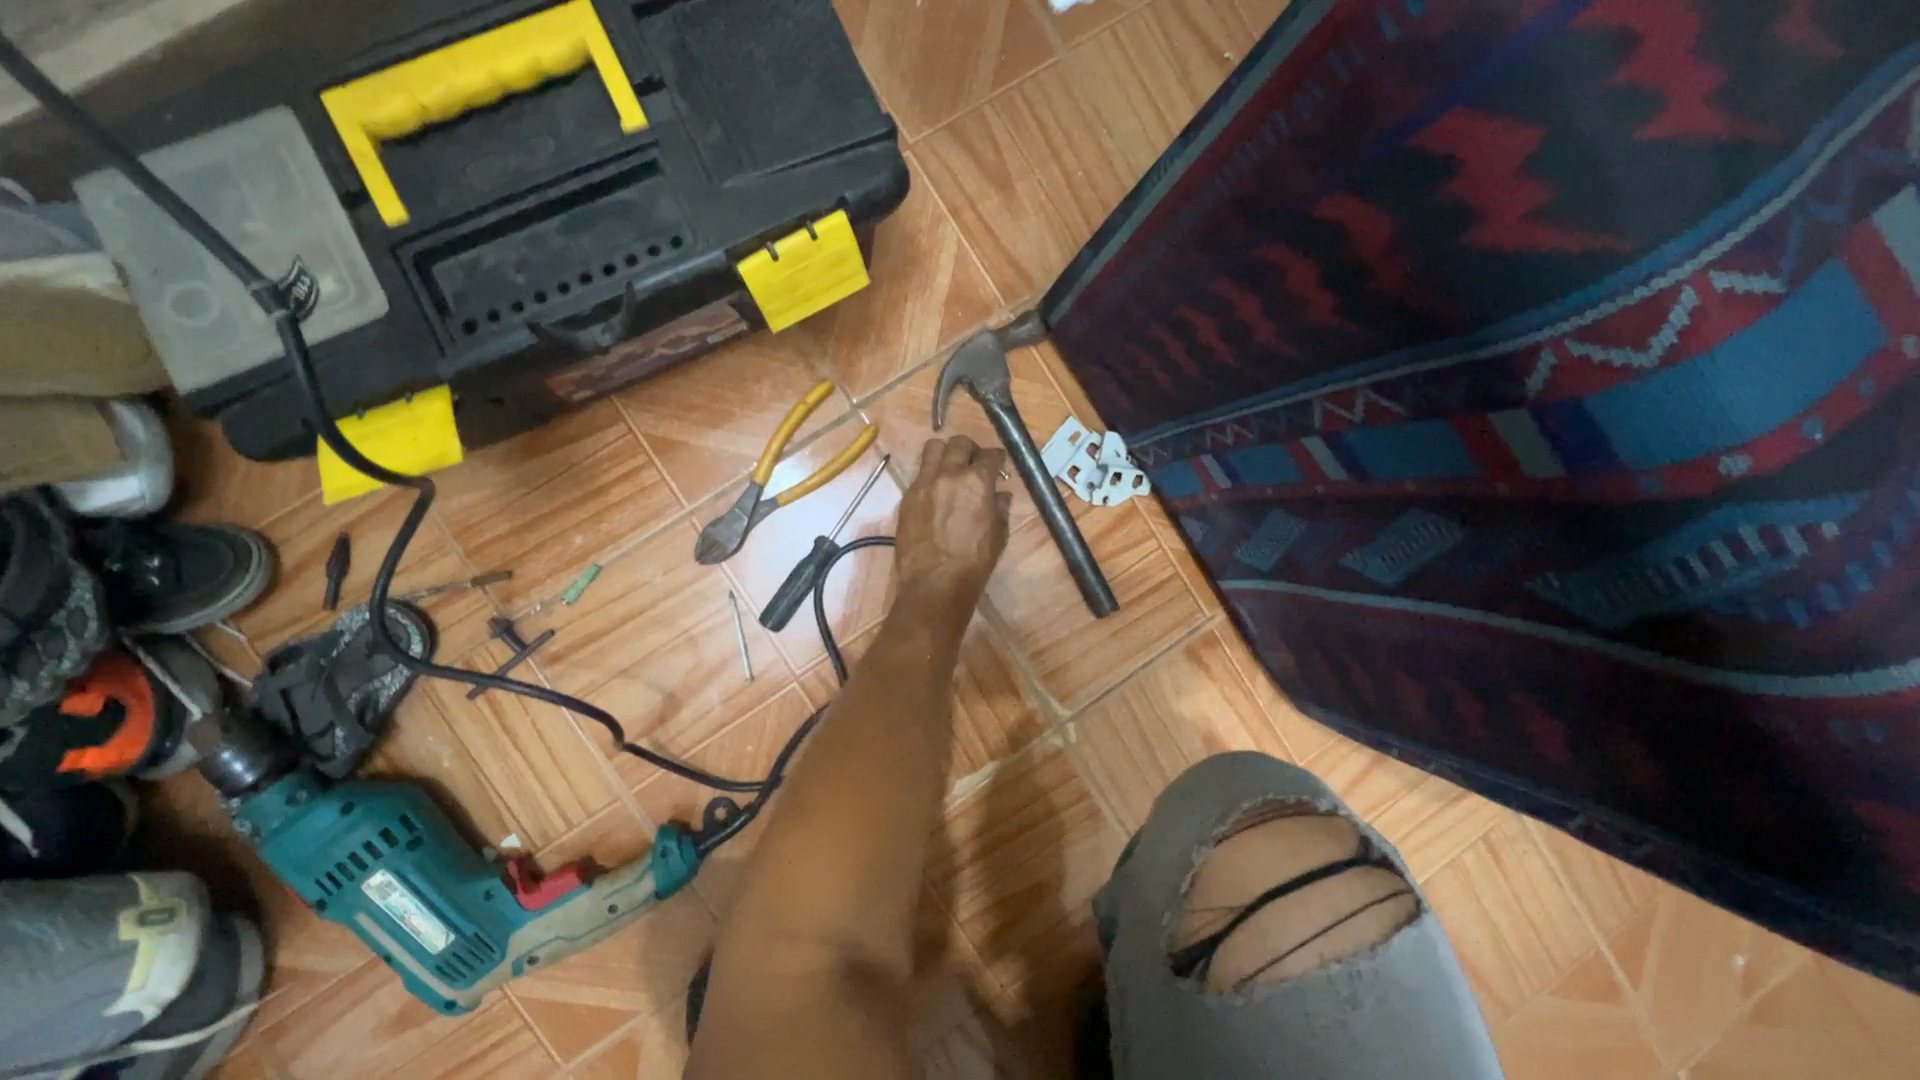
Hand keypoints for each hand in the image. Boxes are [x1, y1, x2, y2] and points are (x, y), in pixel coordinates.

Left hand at [894, 436, 1012, 611]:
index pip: (990, 456)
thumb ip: (1000, 509)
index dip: (997, 459)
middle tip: (974, 463)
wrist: (935, 583)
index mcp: (977, 482)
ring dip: (945, 453)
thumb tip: (1000, 495)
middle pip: (959, 443)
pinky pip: (919, 473)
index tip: (998, 465)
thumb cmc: (974, 563)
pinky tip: (936, 491)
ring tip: (951, 468)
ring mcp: (924, 483)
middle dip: (970, 449)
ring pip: (933, 449)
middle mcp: (949, 474)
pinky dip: (930, 475)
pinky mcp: (907, 497)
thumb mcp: (998, 536)